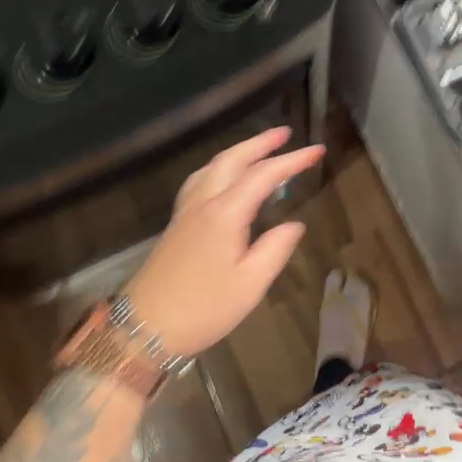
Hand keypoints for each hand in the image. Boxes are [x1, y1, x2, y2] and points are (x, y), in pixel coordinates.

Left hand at [121, 128, 324, 355]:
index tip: (318, 150)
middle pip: (232, 159)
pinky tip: (222, 178)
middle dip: (260, 143)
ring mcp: (185, 213)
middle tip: (286, 133)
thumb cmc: (202, 309)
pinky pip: (200, 180)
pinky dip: (218, 167)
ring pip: (213, 166)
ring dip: (238, 152)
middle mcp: (204, 203)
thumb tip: (294, 225)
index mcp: (225, 214)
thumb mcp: (250, 285)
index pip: (264, 175)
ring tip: (259, 149)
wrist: (143, 329)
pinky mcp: (176, 225)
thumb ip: (275, 249)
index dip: (292, 161)